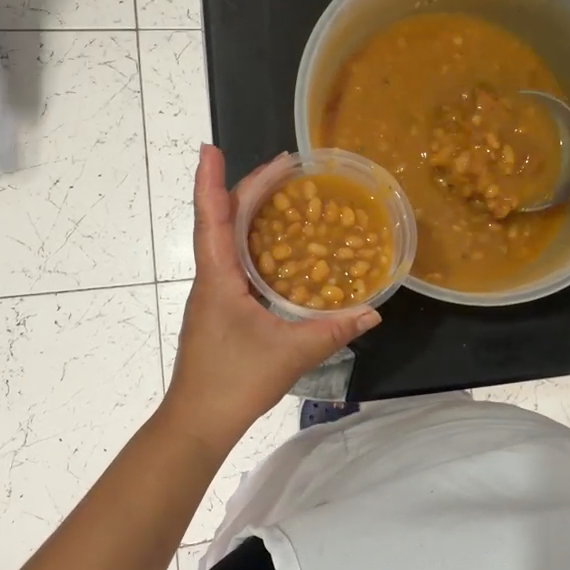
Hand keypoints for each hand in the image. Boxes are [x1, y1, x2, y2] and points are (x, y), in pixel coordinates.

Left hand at [164, 146, 380, 448]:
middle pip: (221, 220)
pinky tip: (274, 244)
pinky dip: (251, 238)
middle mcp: (211, 278)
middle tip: (284, 165)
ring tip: (280, 190)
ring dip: (246, 209)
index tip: (210, 147)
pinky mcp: (220, 308)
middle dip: (246, 186)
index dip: (211, 181)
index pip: (213, 219)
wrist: (197, 421)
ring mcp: (213, 294)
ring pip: (225, 239)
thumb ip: (332, 331)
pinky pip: (233, 259)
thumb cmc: (234, 382)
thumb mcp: (290, 354)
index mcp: (219, 279)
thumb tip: (373, 311)